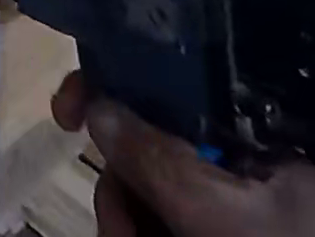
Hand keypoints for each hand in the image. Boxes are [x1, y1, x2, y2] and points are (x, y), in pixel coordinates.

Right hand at [51, 73, 314, 236]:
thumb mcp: (232, 217)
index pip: (171, 91)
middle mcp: (236, 168)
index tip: (64, 112)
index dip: (114, 92)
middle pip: (148, 154)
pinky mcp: (211, 231)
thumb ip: (162, 161)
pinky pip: (160, 226)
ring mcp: (226, 213)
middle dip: (118, 192)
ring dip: (125, 224)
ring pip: (148, 201)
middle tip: (117, 228)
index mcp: (250, 137)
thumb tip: (97, 105)